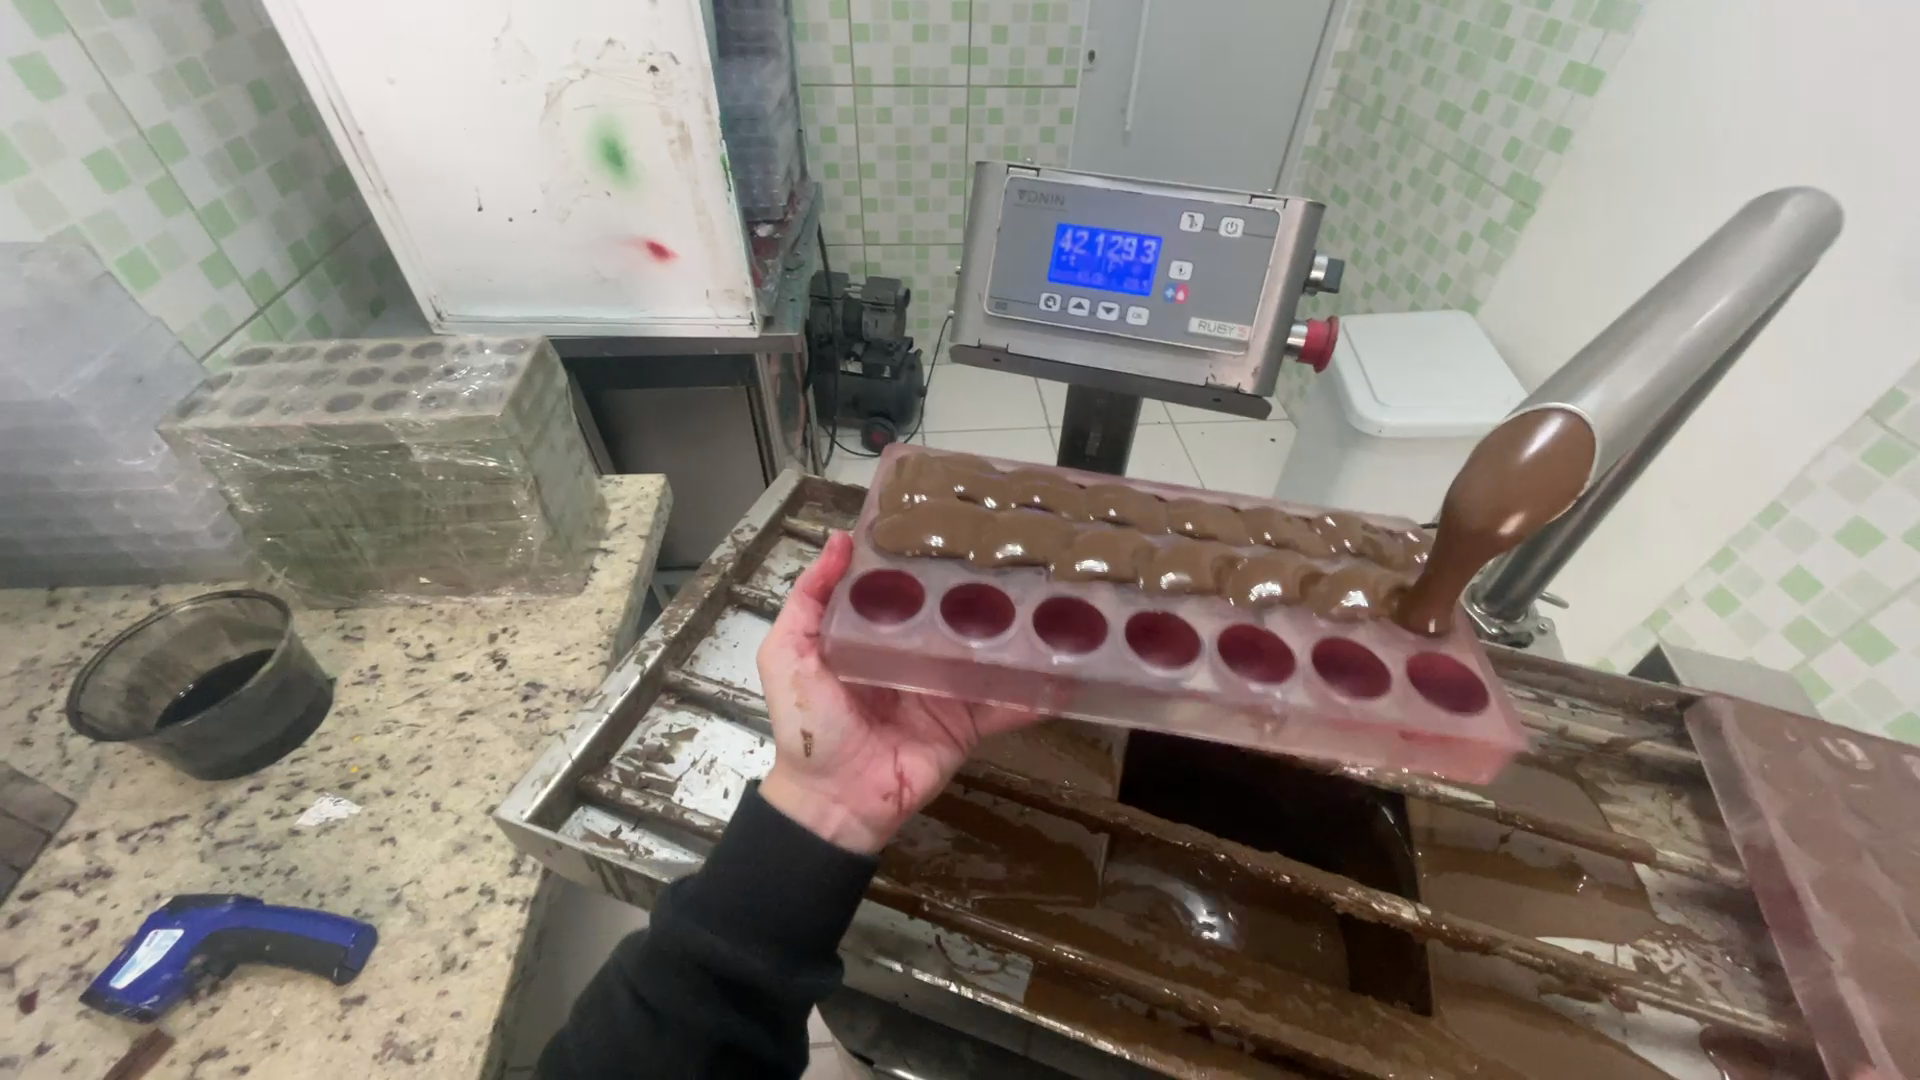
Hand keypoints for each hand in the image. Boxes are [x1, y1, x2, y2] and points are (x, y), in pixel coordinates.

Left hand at [755, 531, 1039, 853]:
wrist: (834, 800)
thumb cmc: (808, 724)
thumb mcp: (789, 653)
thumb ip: (809, 598)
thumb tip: (840, 539)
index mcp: (876, 632)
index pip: (909, 586)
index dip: (928, 558)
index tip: (957, 520)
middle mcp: (916, 652)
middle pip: (955, 614)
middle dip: (983, 587)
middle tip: (1021, 551)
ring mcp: (947, 688)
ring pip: (987, 653)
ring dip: (1017, 632)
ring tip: (1056, 597)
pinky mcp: (969, 723)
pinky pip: (1006, 705)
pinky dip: (1036, 692)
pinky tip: (1067, 669)